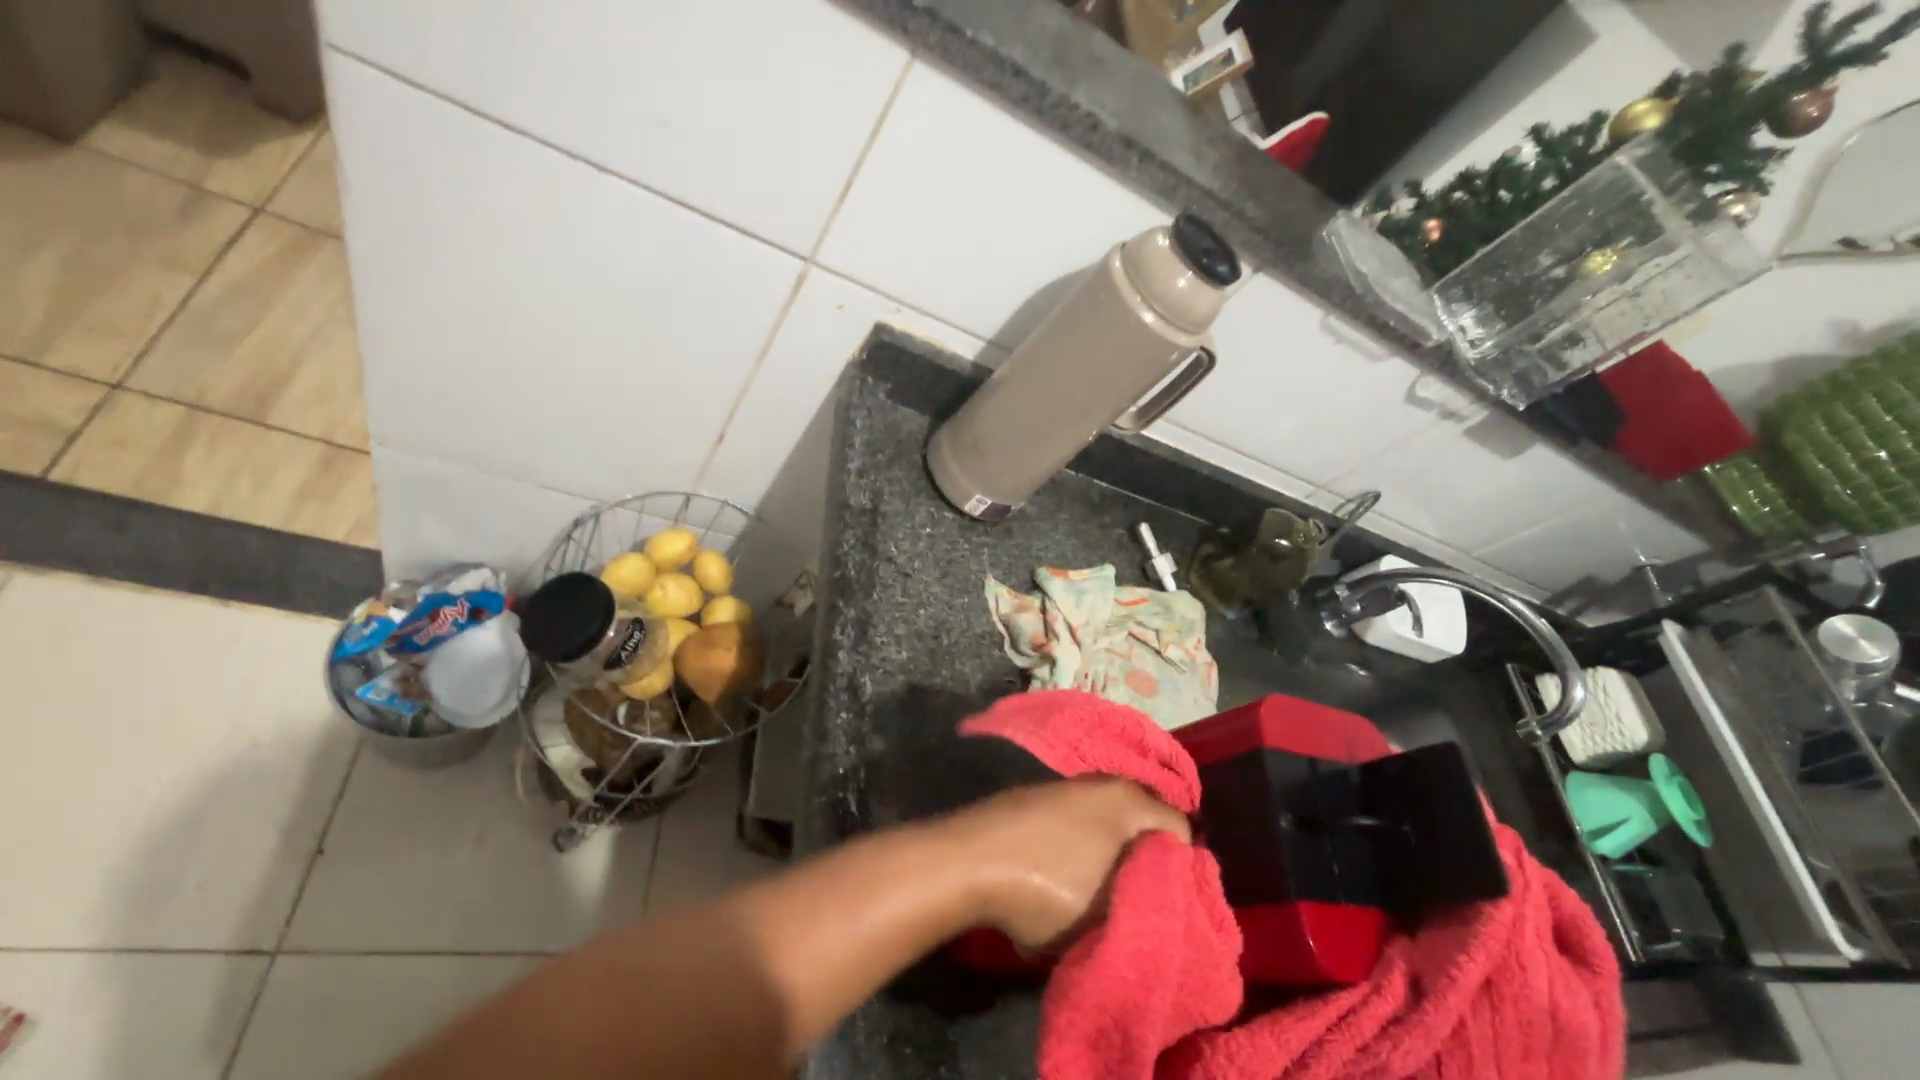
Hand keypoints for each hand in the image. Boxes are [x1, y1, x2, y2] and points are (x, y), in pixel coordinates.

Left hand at [938, 778, 1190, 952]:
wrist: (963, 863)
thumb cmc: (1047, 886)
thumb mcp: (1108, 913)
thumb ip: (1148, 905)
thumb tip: (1154, 900)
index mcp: (1128, 800)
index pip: (1180, 832)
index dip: (1181, 874)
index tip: (1166, 908)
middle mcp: (1099, 783)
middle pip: (1139, 828)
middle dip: (1138, 866)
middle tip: (1130, 904)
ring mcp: (1060, 789)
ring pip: (1101, 830)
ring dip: (1100, 862)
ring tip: (1087, 899)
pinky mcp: (1028, 801)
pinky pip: (1068, 829)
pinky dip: (1069, 854)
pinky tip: (1051, 882)